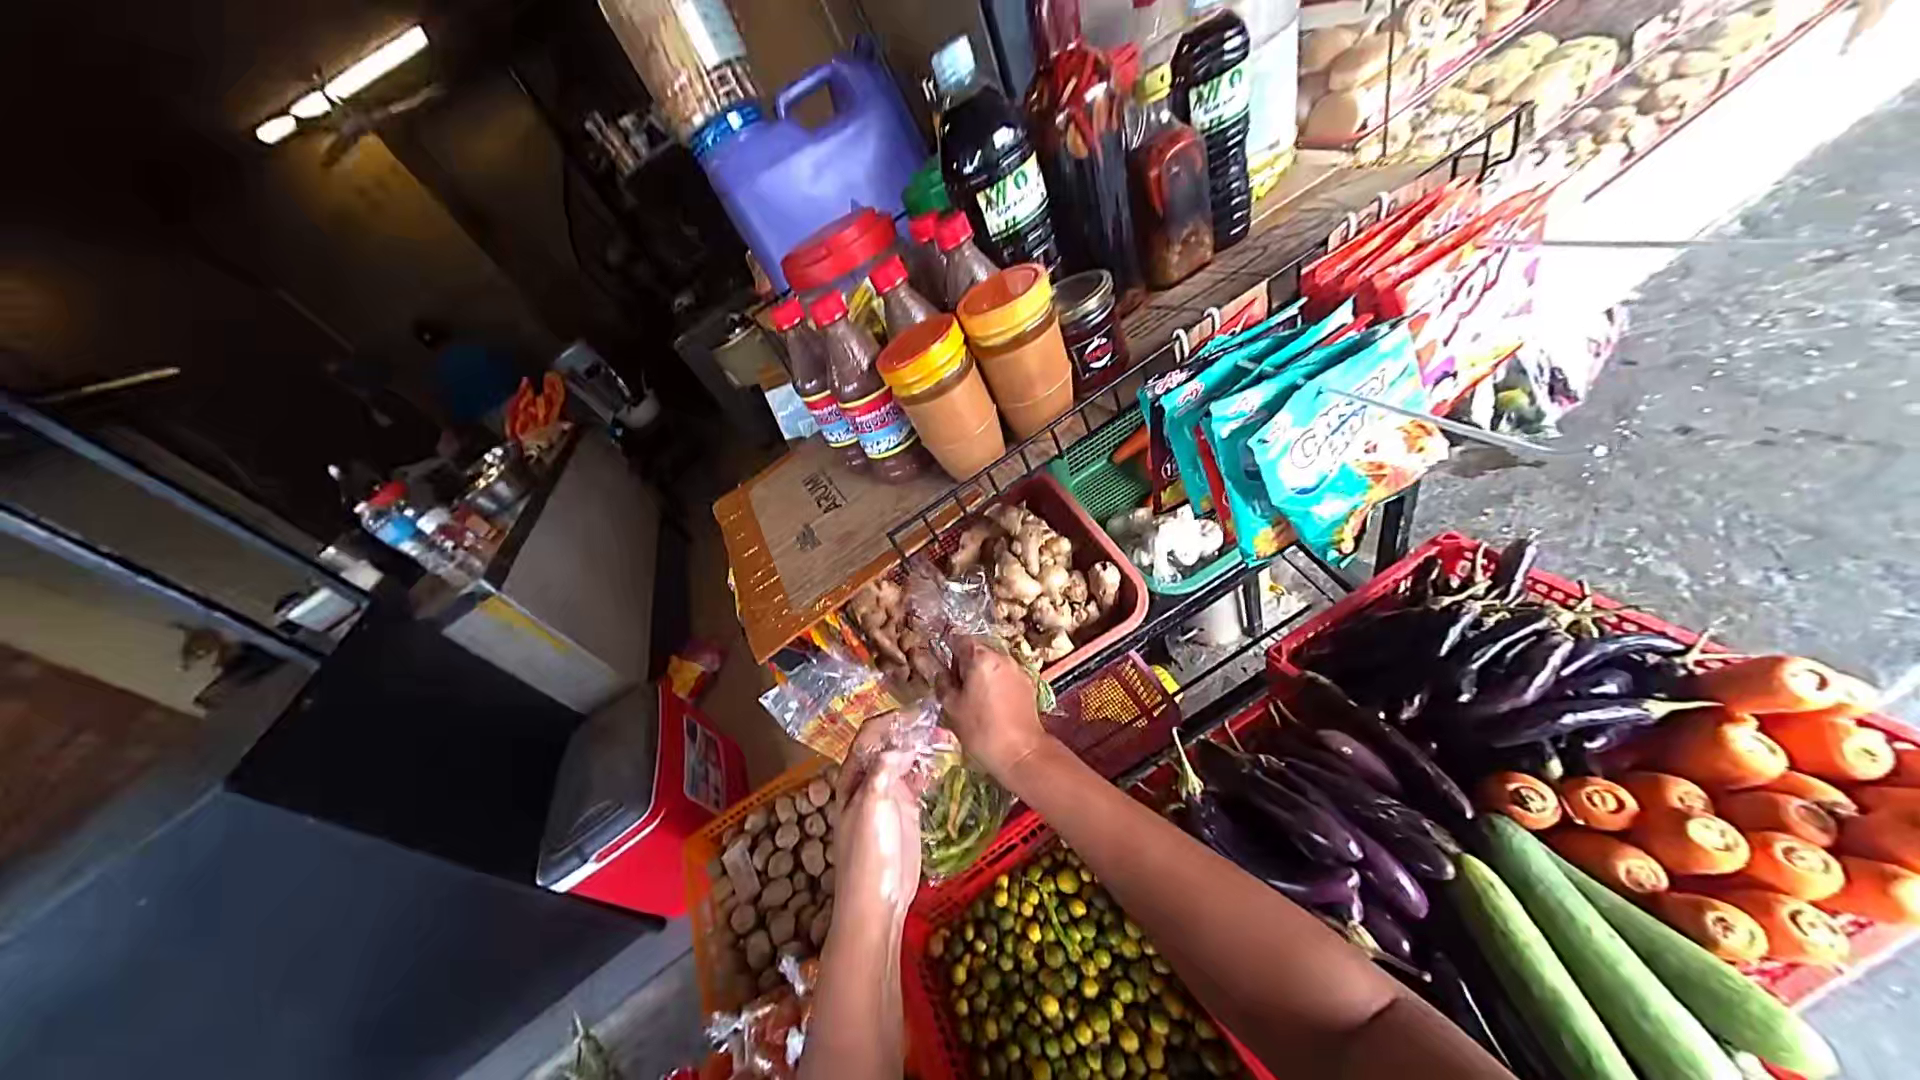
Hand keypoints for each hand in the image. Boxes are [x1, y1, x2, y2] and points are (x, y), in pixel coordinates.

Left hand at [833, 714, 929, 915]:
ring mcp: (890, 794)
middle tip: (937, 721)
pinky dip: (930, 767)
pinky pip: (918, 779)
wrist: (877, 901)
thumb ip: (884, 773)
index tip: (917, 712)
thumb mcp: (871, 808)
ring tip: (946, 736)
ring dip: (923, 747)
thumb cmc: (868, 853)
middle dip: (910, 731)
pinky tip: (945, 760)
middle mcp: (870, 780)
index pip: (869, 736)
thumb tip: (901, 747)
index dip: (890, 720)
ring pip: (906, 760)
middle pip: (890, 744)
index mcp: (853, 777)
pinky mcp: (908, 809)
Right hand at [938, 636, 1049, 778]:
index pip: (960, 640)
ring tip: (975, 697)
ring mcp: (1018, 669)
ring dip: (983, 673)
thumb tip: (941, 673)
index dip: (949, 651)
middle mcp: (1002, 657)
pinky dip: (998, 683)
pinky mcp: (1028, 684)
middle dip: (967, 664)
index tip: (944, 667)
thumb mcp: (952, 707)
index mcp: (981, 658)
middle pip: (979, 650)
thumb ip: (943, 684)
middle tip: (957, 686)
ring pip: (994, 663)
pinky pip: (1007, 676)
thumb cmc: (981, 730)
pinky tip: (993, 703)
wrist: (1021, 752)